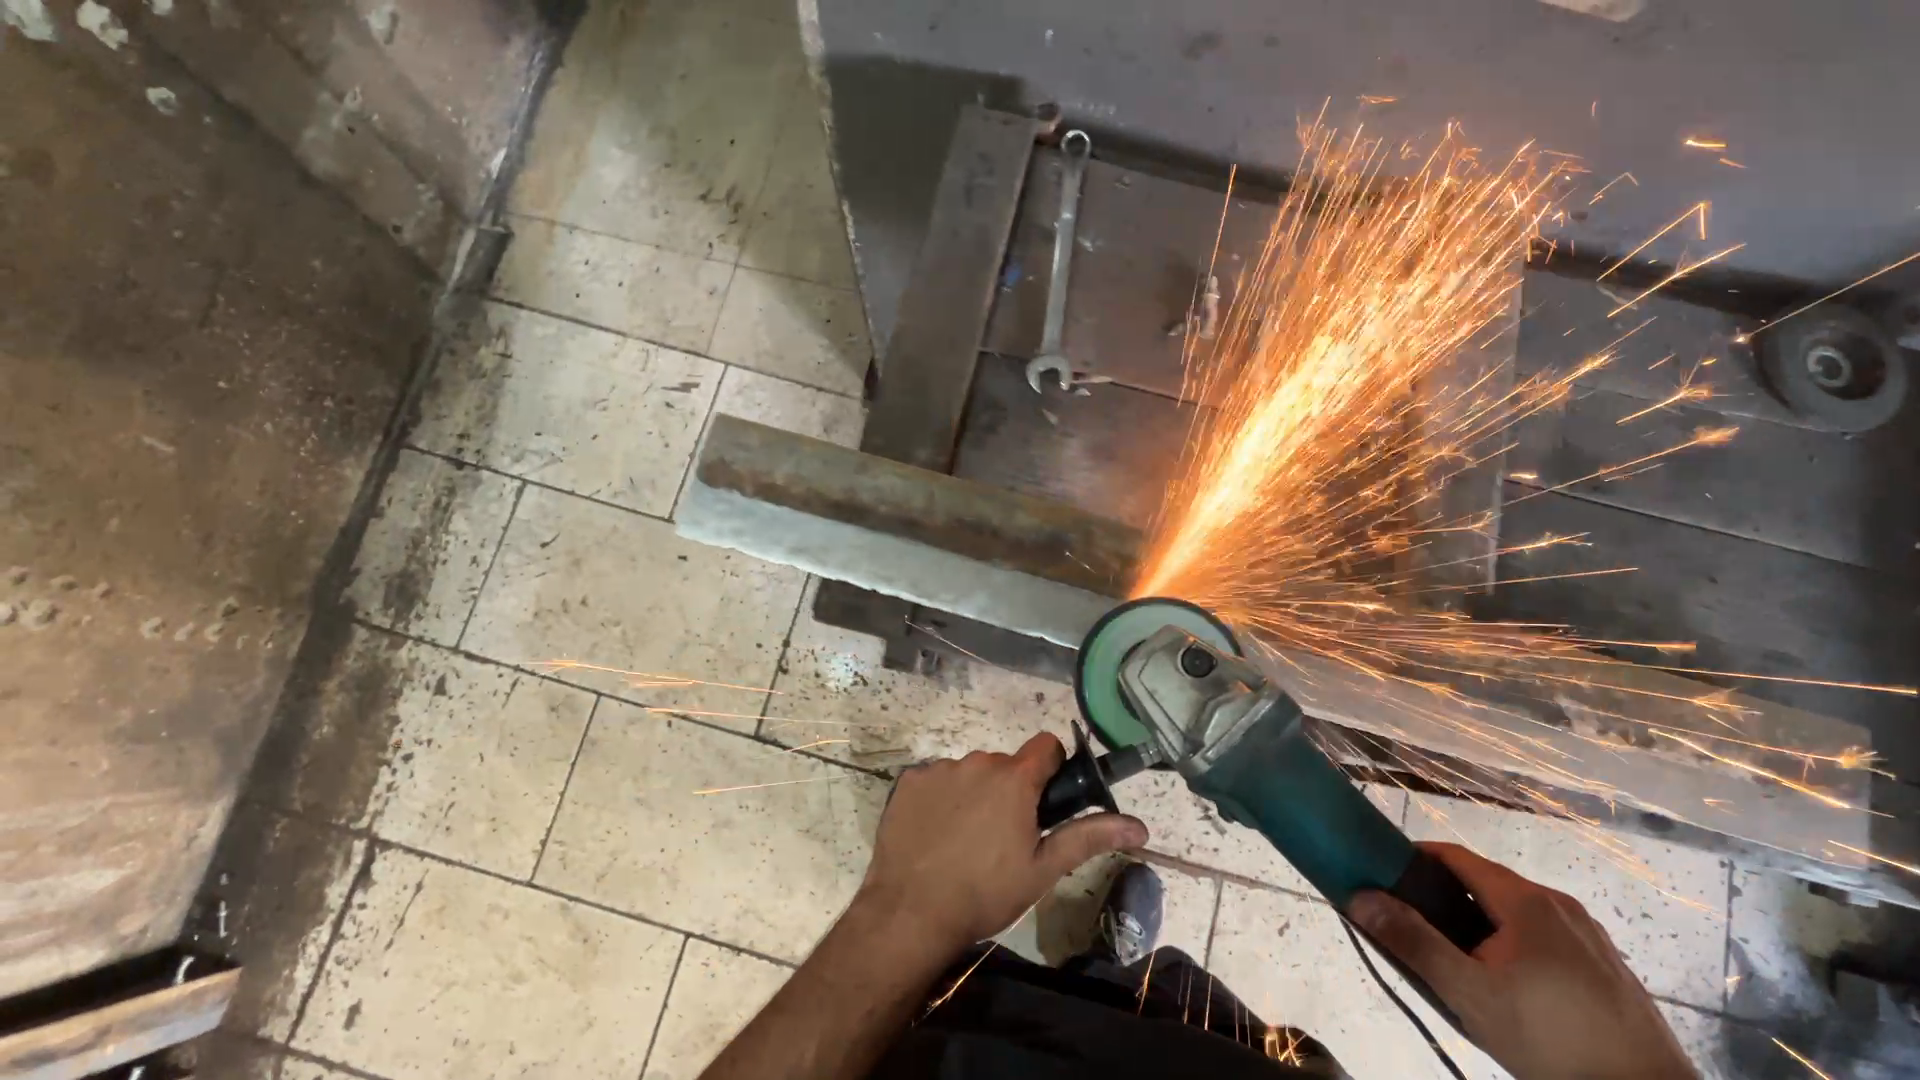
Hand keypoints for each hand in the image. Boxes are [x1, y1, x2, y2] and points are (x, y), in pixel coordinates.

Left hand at [853, 733, 1147, 953]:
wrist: (911, 913)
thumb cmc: (986, 893)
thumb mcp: (1043, 869)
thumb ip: (1089, 837)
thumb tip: (1140, 826)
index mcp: (1014, 779)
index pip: (1046, 746)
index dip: (1053, 768)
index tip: (1046, 801)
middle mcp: (976, 762)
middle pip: (1006, 765)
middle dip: (1011, 791)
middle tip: (1005, 837)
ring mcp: (938, 770)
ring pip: (970, 772)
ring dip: (975, 795)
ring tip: (967, 842)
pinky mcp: (908, 781)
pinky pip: (935, 780)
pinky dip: (941, 800)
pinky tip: (936, 835)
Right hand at [1347, 842, 1696, 1079]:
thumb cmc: (1551, 1038)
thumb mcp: (1470, 994)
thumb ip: (1414, 943)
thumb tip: (1361, 897)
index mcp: (1525, 900)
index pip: (1456, 857)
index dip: (1415, 859)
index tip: (1383, 876)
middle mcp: (1559, 905)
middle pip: (1485, 885)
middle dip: (1443, 899)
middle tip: (1413, 930)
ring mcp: (1589, 936)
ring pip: (1516, 915)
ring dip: (1479, 925)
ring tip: (1457, 964)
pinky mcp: (1607, 968)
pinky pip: (1544, 940)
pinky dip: (1513, 946)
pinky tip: (1509, 988)